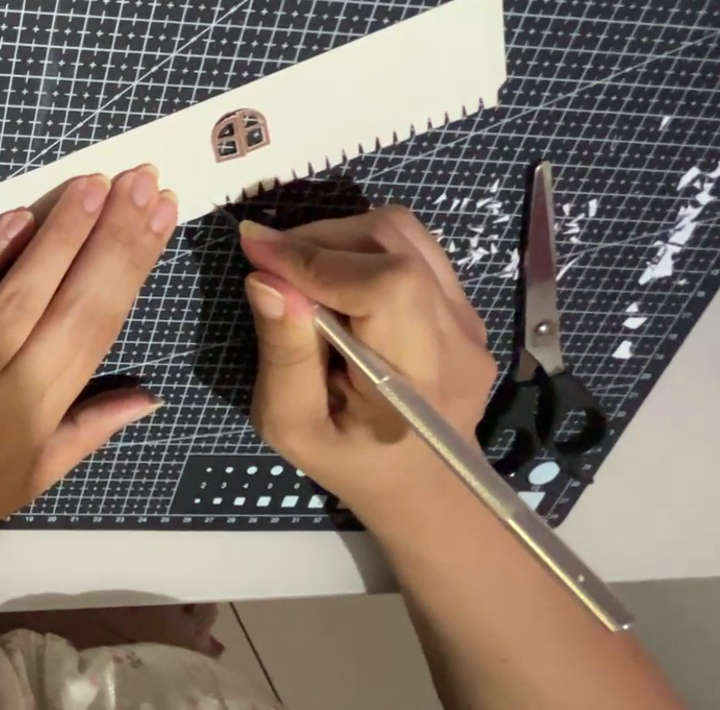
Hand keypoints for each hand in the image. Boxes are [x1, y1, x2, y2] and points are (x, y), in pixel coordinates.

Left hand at [0, 166, 177, 559]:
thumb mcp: (27, 481)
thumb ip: (87, 431)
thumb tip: (147, 396)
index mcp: (44, 418)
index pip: (101, 327)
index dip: (133, 267)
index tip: (159, 217)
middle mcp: (11, 387)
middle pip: (72, 300)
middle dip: (111, 236)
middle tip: (141, 179)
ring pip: (21, 291)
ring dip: (60, 234)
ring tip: (92, 185)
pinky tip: (15, 219)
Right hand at [237, 208, 496, 523]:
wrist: (420, 485)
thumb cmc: (346, 461)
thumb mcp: (290, 424)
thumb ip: (283, 352)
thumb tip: (264, 279)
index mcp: (417, 379)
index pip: (385, 284)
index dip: (313, 257)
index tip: (253, 248)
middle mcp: (455, 338)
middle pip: (391, 244)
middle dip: (315, 240)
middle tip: (267, 264)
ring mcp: (466, 318)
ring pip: (401, 233)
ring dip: (335, 237)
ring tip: (296, 270)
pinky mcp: (459, 306)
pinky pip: (408, 248)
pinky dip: (356, 248)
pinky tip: (330, 281)